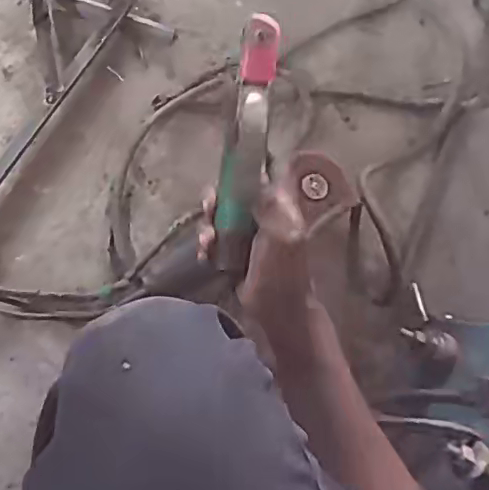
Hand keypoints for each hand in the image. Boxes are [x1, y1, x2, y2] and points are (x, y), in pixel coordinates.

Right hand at [200, 174, 316, 354]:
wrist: (277, 315)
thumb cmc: (282, 273)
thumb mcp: (282, 235)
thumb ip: (271, 205)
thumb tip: (262, 174)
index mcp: (279, 211)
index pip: (260, 181)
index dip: (241, 176)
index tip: (226, 177)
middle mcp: (262, 221)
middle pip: (232, 199)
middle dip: (217, 202)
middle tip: (209, 208)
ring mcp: (246, 240)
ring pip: (219, 221)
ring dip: (209, 227)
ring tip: (208, 242)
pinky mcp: (232, 258)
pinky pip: (213, 244)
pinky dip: (207, 247)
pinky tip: (207, 256)